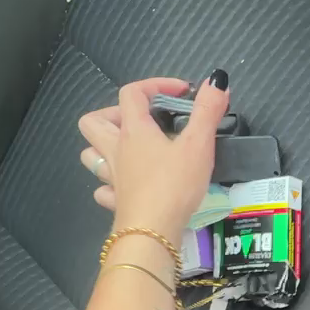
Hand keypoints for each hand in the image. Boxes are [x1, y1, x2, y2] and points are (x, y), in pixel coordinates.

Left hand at [77, 74, 227, 240]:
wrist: (153, 230)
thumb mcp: (199, 145)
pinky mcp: (117, 202)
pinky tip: (128, 187)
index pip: (133, 93)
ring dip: (104, 147)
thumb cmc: (175, 184)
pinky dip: (111, 185)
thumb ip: (208, 112)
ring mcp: (113, 177)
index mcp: (135, 131)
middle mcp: (117, 150)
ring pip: (91, 154)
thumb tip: (218, 80)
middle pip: (96, 121)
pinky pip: (104, 189)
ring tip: (129, 151)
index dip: (156, 85)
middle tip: (141, 122)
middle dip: (114, 114)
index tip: (182, 92)